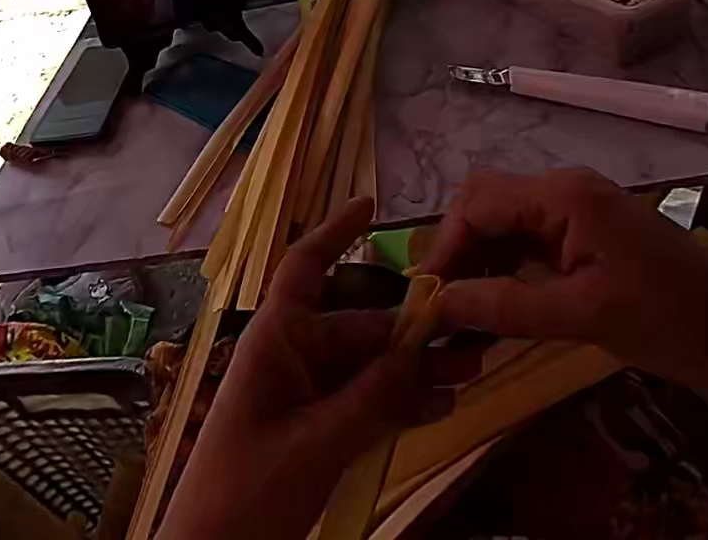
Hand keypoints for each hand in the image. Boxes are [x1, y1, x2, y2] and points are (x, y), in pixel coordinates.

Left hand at [158, 197, 480, 539]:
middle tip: (466, 339)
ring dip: (415, 370)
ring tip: (466, 373)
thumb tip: (419, 351)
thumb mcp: (310, 448)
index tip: (371, 206)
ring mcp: (308, 393)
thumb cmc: (240, 500)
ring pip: (371, 365)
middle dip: (411, 332)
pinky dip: (400, 404)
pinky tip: (439, 409)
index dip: (335, 233)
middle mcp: (295, 356)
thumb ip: (369, 398)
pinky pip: (367, 402)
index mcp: (276, 341)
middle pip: (360, 326)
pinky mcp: (320, 428)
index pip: (304, 268)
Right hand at [418, 168, 707, 390]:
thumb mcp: (585, 315)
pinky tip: (496, 307)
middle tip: (441, 310)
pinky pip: (529, 241)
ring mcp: (576, 210)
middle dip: (457, 252)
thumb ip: (508, 305)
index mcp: (562, 194)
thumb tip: (439, 304)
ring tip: (461, 317)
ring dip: (478, 263)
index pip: (477, 203)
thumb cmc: (673, 318)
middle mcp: (563, 189)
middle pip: (486, 205)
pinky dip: (505, 270)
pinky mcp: (586, 234)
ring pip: (505, 224)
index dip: (444, 248)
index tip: (425, 302)